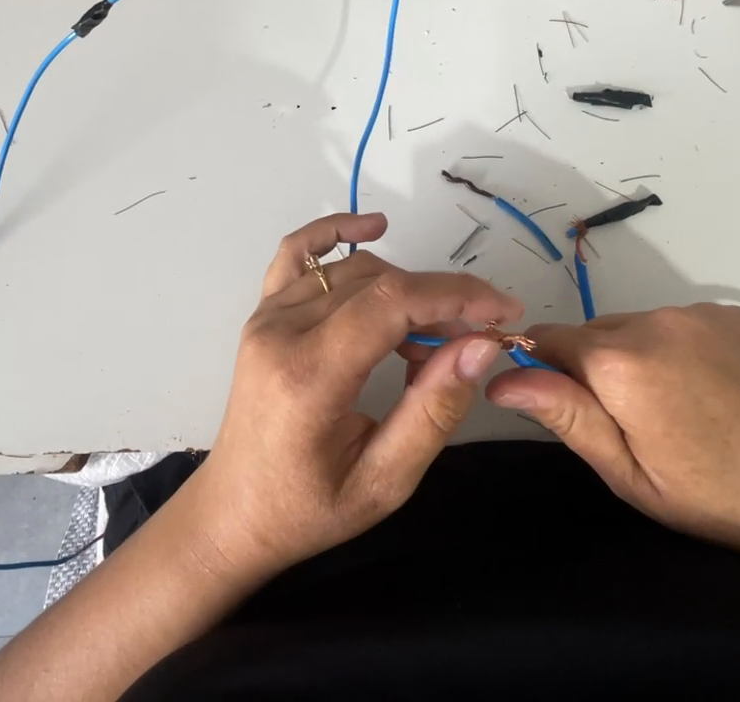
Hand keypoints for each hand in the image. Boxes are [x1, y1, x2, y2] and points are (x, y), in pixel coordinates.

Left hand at [179, 212, 522, 581]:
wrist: (234, 513)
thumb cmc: (309, 510)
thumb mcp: (384, 480)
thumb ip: (433, 409)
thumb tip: (481, 346)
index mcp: (309, 375)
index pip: (391, 303)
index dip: (456, 295)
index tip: (504, 311)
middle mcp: (281, 332)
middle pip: (377, 283)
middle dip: (439, 301)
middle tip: (474, 341)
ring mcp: (266, 318)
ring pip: (350, 271)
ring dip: (404, 288)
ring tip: (433, 335)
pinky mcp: (262, 316)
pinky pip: (296, 255)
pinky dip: (334, 234)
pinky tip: (373, 227)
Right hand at [485, 305, 739, 574]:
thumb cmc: (727, 501)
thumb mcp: (632, 475)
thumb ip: (565, 415)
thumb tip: (500, 377)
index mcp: (620, 359)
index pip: (545, 338)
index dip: (541, 370)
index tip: (563, 408)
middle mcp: (656, 318)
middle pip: (593, 332)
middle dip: (593, 368)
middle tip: (633, 425)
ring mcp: (703, 312)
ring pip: (638, 327)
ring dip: (637, 357)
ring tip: (682, 412)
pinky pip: (682, 324)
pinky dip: (679, 350)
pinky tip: (716, 393)